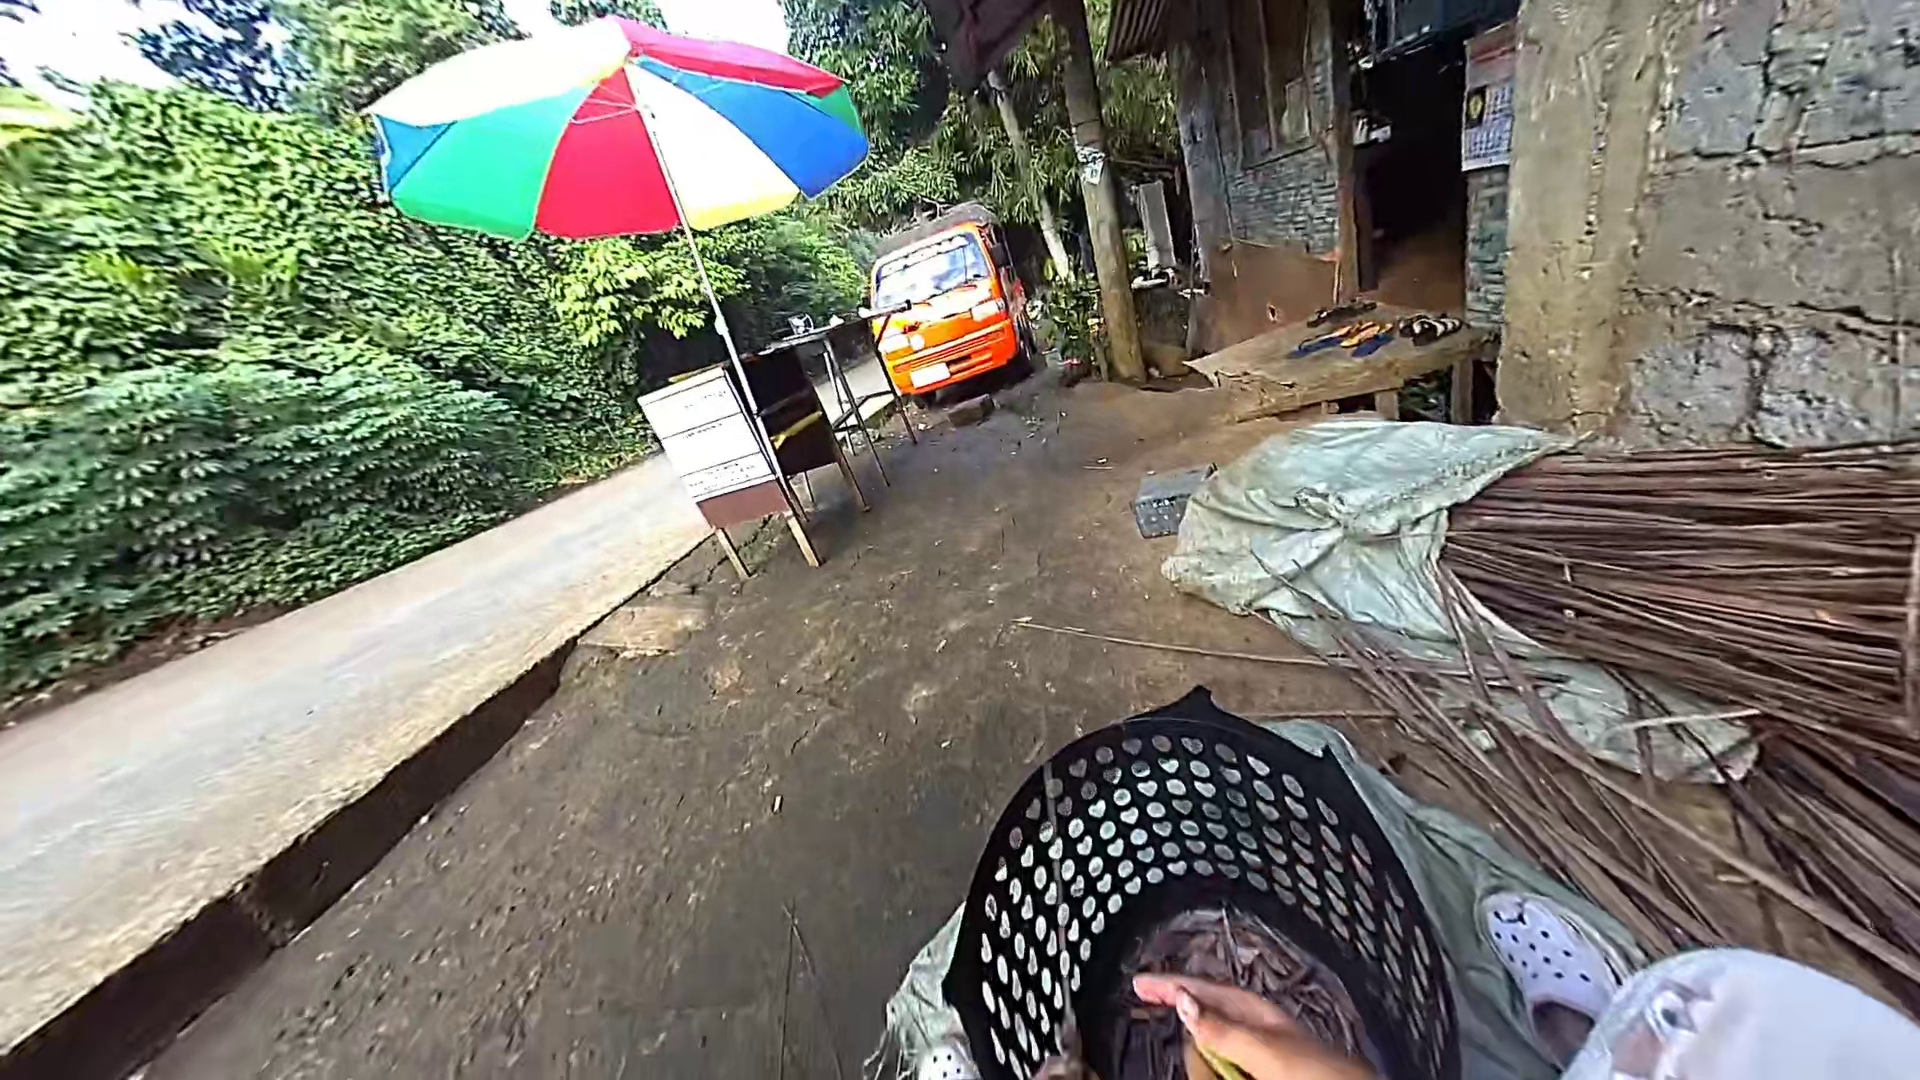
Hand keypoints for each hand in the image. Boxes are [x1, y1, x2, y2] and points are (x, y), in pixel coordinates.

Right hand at [1132, 974, 1378, 1079]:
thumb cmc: (1321, 1077)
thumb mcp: (1269, 1053)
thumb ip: (1224, 1029)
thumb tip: (1181, 999)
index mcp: (1253, 1011)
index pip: (1199, 989)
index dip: (1168, 985)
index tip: (1136, 983)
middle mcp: (1256, 1027)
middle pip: (1206, 1015)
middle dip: (1185, 1015)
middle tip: (1157, 1011)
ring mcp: (1264, 1055)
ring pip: (1218, 1046)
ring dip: (1202, 1048)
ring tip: (1192, 1047)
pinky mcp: (1268, 1073)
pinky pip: (1232, 1067)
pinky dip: (1218, 1064)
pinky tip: (1212, 1066)